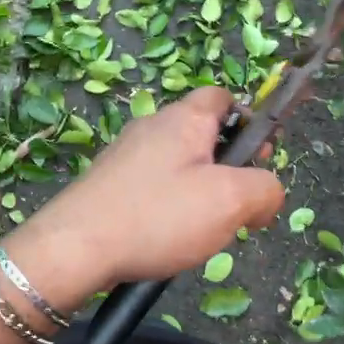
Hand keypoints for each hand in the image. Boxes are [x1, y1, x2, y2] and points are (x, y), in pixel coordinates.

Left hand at [1, 86, 286, 314]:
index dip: (248, 120)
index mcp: (184, 119)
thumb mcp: (230, 201)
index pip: (222, 97)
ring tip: (204, 229)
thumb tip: (266, 191)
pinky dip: (170, 205)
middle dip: (228, 166)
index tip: (259, 158)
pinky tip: (169, 237)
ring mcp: (127, 153)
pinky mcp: (110, 180)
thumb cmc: (158, 216)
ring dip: (200, 190)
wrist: (77, 245)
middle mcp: (152, 125)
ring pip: (180, 162)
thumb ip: (265, 188)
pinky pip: (154, 184)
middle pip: (203, 132)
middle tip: (237, 205)